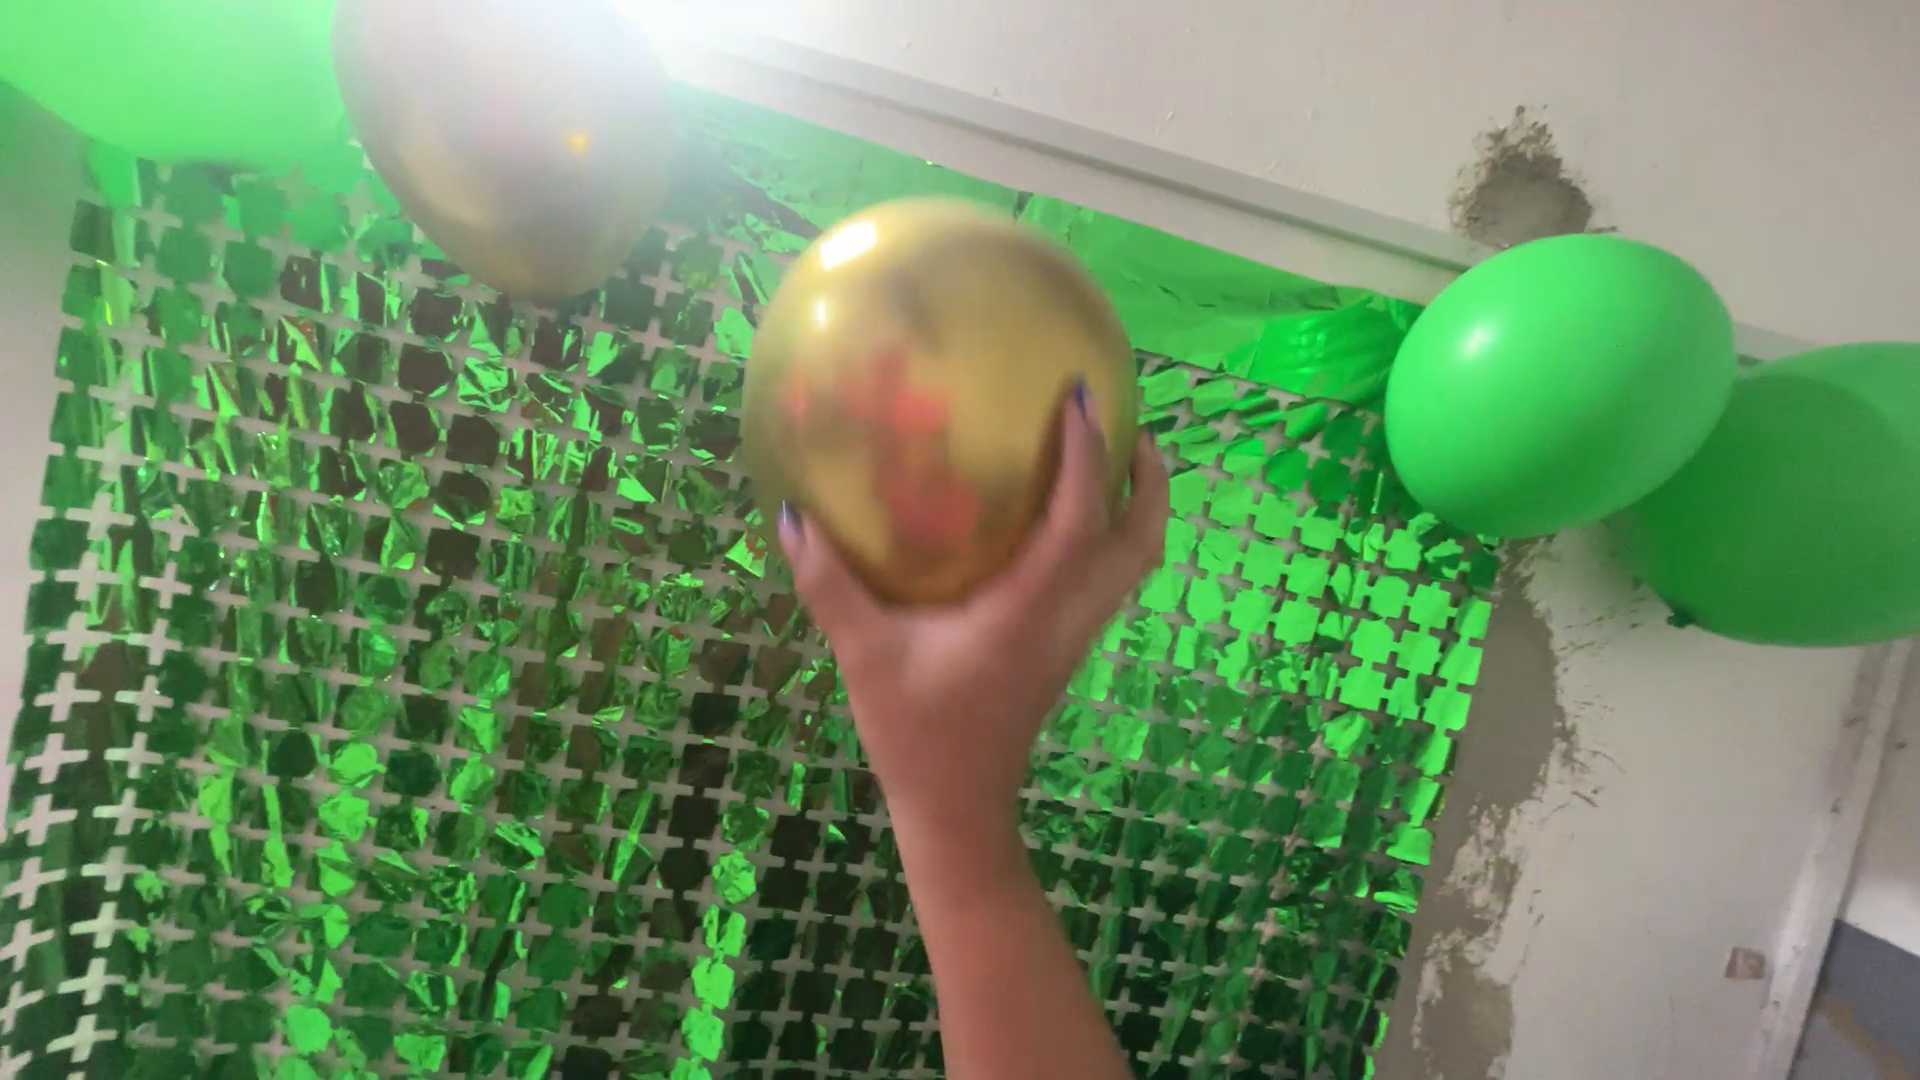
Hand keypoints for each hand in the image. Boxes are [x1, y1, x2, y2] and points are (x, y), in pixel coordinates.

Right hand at [777, 389, 1170, 838]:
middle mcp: (1067, 618)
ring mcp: (1075, 636)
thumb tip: (792, 516)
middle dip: (1148, 480)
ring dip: (1140, 507)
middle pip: (1141, 544)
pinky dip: (1112, 537)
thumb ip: (828, 585)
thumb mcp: (865, 655)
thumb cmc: (916, 732)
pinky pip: (1110, 580)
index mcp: (1026, 611)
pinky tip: (1074, 518)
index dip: (1086, 456)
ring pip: (1135, 565)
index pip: (1078, 523)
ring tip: (1120, 457)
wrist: (959, 807)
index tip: (1079, 395)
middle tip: (1128, 422)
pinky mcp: (1067, 648)